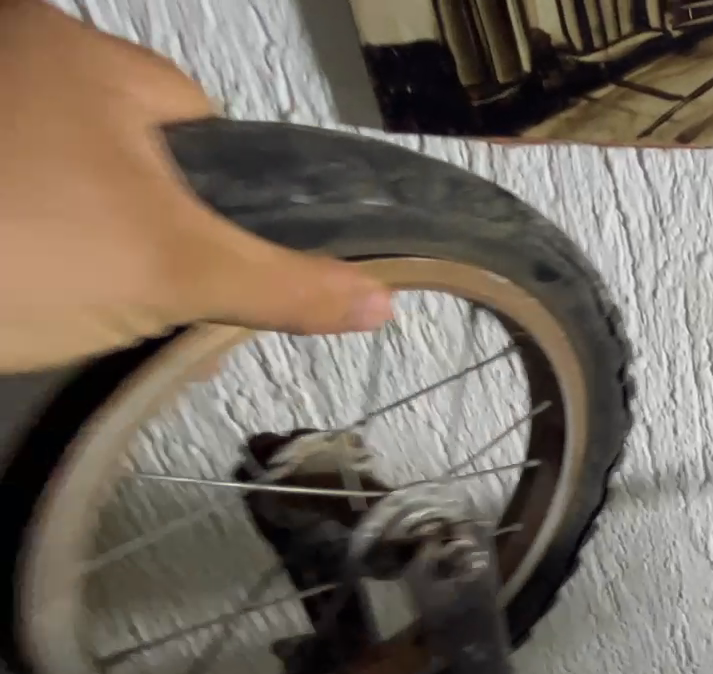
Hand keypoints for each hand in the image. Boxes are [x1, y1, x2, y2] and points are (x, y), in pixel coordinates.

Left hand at [0, 2, 389, 373]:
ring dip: (96, 237)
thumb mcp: (177, 276)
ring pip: (67, 173)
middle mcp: (0, 45)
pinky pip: (19, 189)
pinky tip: (27, 276)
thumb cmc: (12, 247)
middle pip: (133, 148)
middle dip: (160, 226)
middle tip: (151, 288)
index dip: (225, 197)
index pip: (200, 120)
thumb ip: (292, 286)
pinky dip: (33, 235)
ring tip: (81, 293)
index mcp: (72, 51)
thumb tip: (385, 301)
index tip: (206, 252)